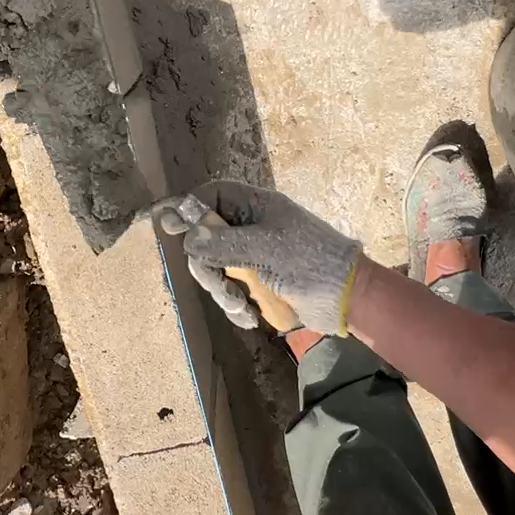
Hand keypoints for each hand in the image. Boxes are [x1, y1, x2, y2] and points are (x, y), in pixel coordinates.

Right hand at [155, 181, 363, 335]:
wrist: (346, 297)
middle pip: (206, 239)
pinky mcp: (259, 283)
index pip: (211, 197)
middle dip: (209, 267)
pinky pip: (232, 291)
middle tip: (220, 284)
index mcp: (255, 207)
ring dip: (224, 292)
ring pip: (216, 270)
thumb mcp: (263, 248)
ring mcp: (254, 256)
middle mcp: (251, 228)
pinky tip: (250, 317)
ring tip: (242, 307)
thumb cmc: (308, 261)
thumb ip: (222, 243)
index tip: (168, 224)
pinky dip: (236, 306)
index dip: (188, 208)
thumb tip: (186, 237)